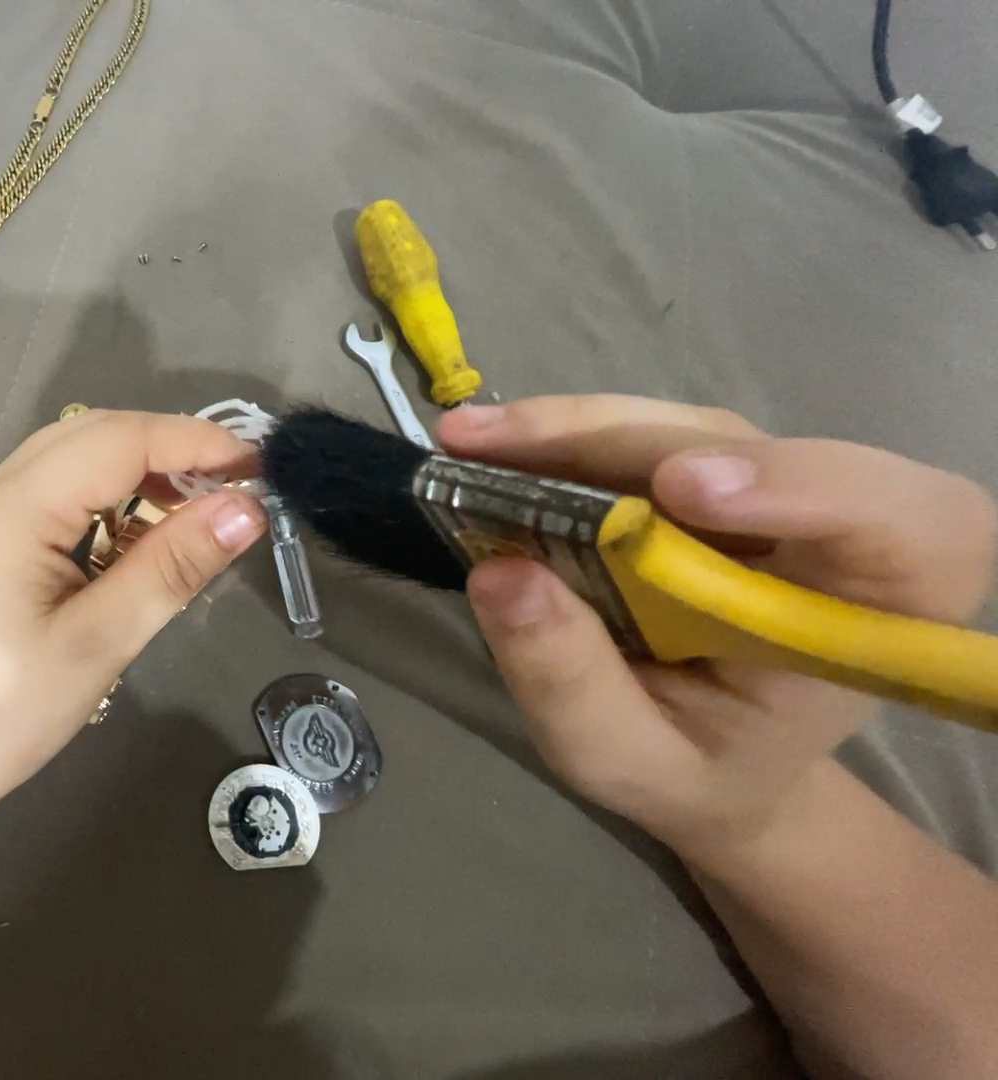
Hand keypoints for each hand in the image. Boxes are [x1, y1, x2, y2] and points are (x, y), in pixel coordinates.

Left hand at [0, 410, 267, 830]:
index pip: (117, 440)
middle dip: (168, 450)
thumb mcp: (102, 640)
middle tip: (232, 488)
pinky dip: (104, 497)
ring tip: (195, 512)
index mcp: (13, 508)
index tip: (256, 465)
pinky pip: (52, 489)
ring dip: (137, 471)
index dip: (192, 442)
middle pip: (92, 434)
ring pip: (72, 457)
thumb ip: (172, 566)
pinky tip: (137, 533)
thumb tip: (246, 509)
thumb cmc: (11, 711)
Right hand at [438, 395, 997, 859]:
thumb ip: (570, 684)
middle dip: (613, 440)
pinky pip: (624, 440)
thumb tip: (499, 574)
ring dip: (565, 428)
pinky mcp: (677, 485)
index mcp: (859, 616)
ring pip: (672, 428)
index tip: (681, 489)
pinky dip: (549, 439)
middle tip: (493, 445)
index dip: (809, 485)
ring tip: (465, 441)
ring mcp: (747, 496)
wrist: (702, 758)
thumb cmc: (688, 770)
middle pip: (745, 446)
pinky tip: (482, 446)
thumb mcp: (619, 756)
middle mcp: (817, 532)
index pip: (898, 525)